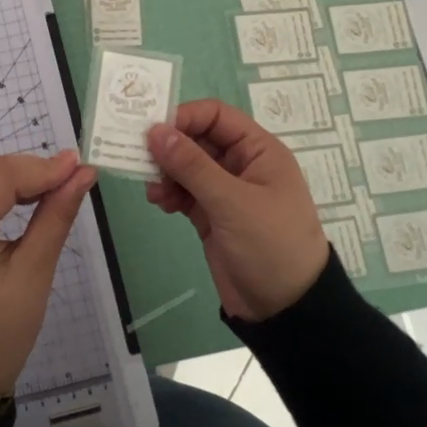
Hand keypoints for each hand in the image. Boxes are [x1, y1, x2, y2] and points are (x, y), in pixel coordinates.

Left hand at [0, 151, 97, 394]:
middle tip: (75, 175)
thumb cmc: (1, 332)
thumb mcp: (34, 273)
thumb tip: (83, 173)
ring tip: (58, 186)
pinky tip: (28, 197)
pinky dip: (0, 191)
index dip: (41, 167)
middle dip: (32, 170)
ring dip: (18, 179)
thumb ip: (56, 216)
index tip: (80, 166)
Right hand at [145, 100, 330, 320]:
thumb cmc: (270, 245)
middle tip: (140, 159)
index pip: (216, 116)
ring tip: (153, 191)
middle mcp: (242, 165)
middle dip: (169, 148)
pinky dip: (169, 194)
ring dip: (166, 173)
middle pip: (197, 140)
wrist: (286, 310)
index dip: (184, 117)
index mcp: (258, 151)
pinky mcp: (212, 216)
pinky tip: (160, 204)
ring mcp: (226, 191)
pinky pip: (184, 193)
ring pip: (186, 167)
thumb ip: (192, 165)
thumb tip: (154, 130)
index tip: (151, 130)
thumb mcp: (232, 202)